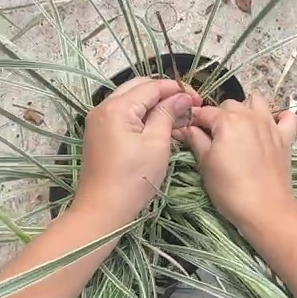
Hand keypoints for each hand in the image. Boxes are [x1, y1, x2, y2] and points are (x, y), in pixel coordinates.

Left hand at [72, 77, 199, 228]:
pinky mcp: (99, 133)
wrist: (102, 211)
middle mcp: (103, 107)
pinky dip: (142, 115)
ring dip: (154, 104)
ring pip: (131, 100)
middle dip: (164, 93)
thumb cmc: (133, 179)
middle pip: (139, 87)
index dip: (176, 89)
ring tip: (178, 117)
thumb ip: (168, 114)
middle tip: (188, 105)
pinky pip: (123, 114)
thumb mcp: (156, 144)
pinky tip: (160, 125)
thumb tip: (182, 97)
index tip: (198, 98)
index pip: (151, 86)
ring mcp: (98, 120)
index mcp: (116, 107)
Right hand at [180, 93, 296, 235]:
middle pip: (229, 104)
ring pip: (257, 100)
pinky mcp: (285, 138)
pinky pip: (287, 117)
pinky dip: (280, 117)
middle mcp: (249, 116)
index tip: (188, 131)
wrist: (265, 210)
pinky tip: (271, 127)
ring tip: (240, 126)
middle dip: (219, 115)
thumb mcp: (205, 164)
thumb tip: (185, 127)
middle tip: (213, 136)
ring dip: (246, 107)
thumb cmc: (229, 189)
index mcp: (227, 121)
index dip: (194, 120)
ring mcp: (270, 125)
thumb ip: (196, 140)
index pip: (205, 112)